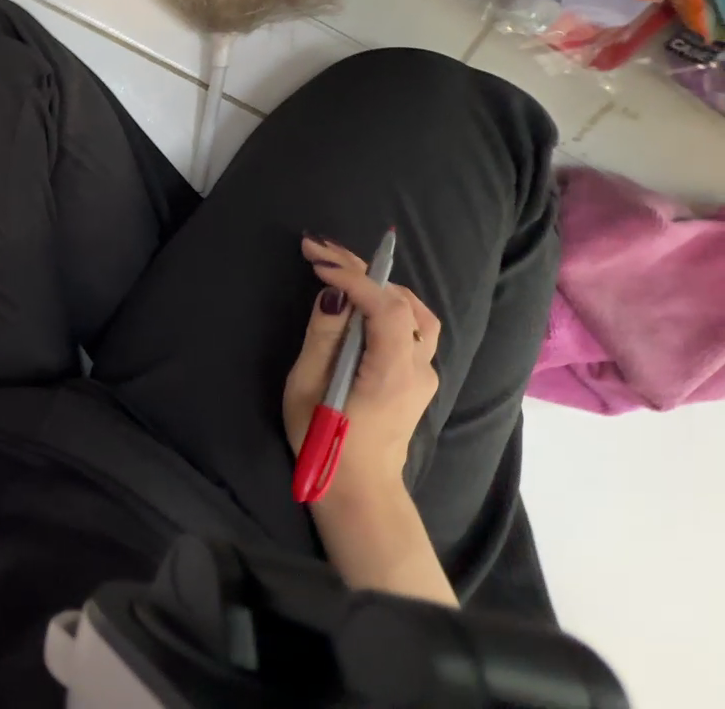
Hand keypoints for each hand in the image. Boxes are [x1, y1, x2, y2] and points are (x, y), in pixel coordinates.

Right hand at [283, 236, 441, 497]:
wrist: (358, 485)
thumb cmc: (324, 436)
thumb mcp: (309, 386)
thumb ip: (325, 338)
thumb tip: (332, 297)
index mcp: (393, 370)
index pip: (384, 307)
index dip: (353, 277)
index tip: (316, 259)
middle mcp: (419, 367)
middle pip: (403, 304)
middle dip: (362, 270)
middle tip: (320, 249)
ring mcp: (424, 374)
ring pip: (416, 315)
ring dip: (381, 286)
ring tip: (343, 270)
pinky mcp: (417, 379)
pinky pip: (412, 330)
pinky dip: (387, 304)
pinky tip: (360, 302)